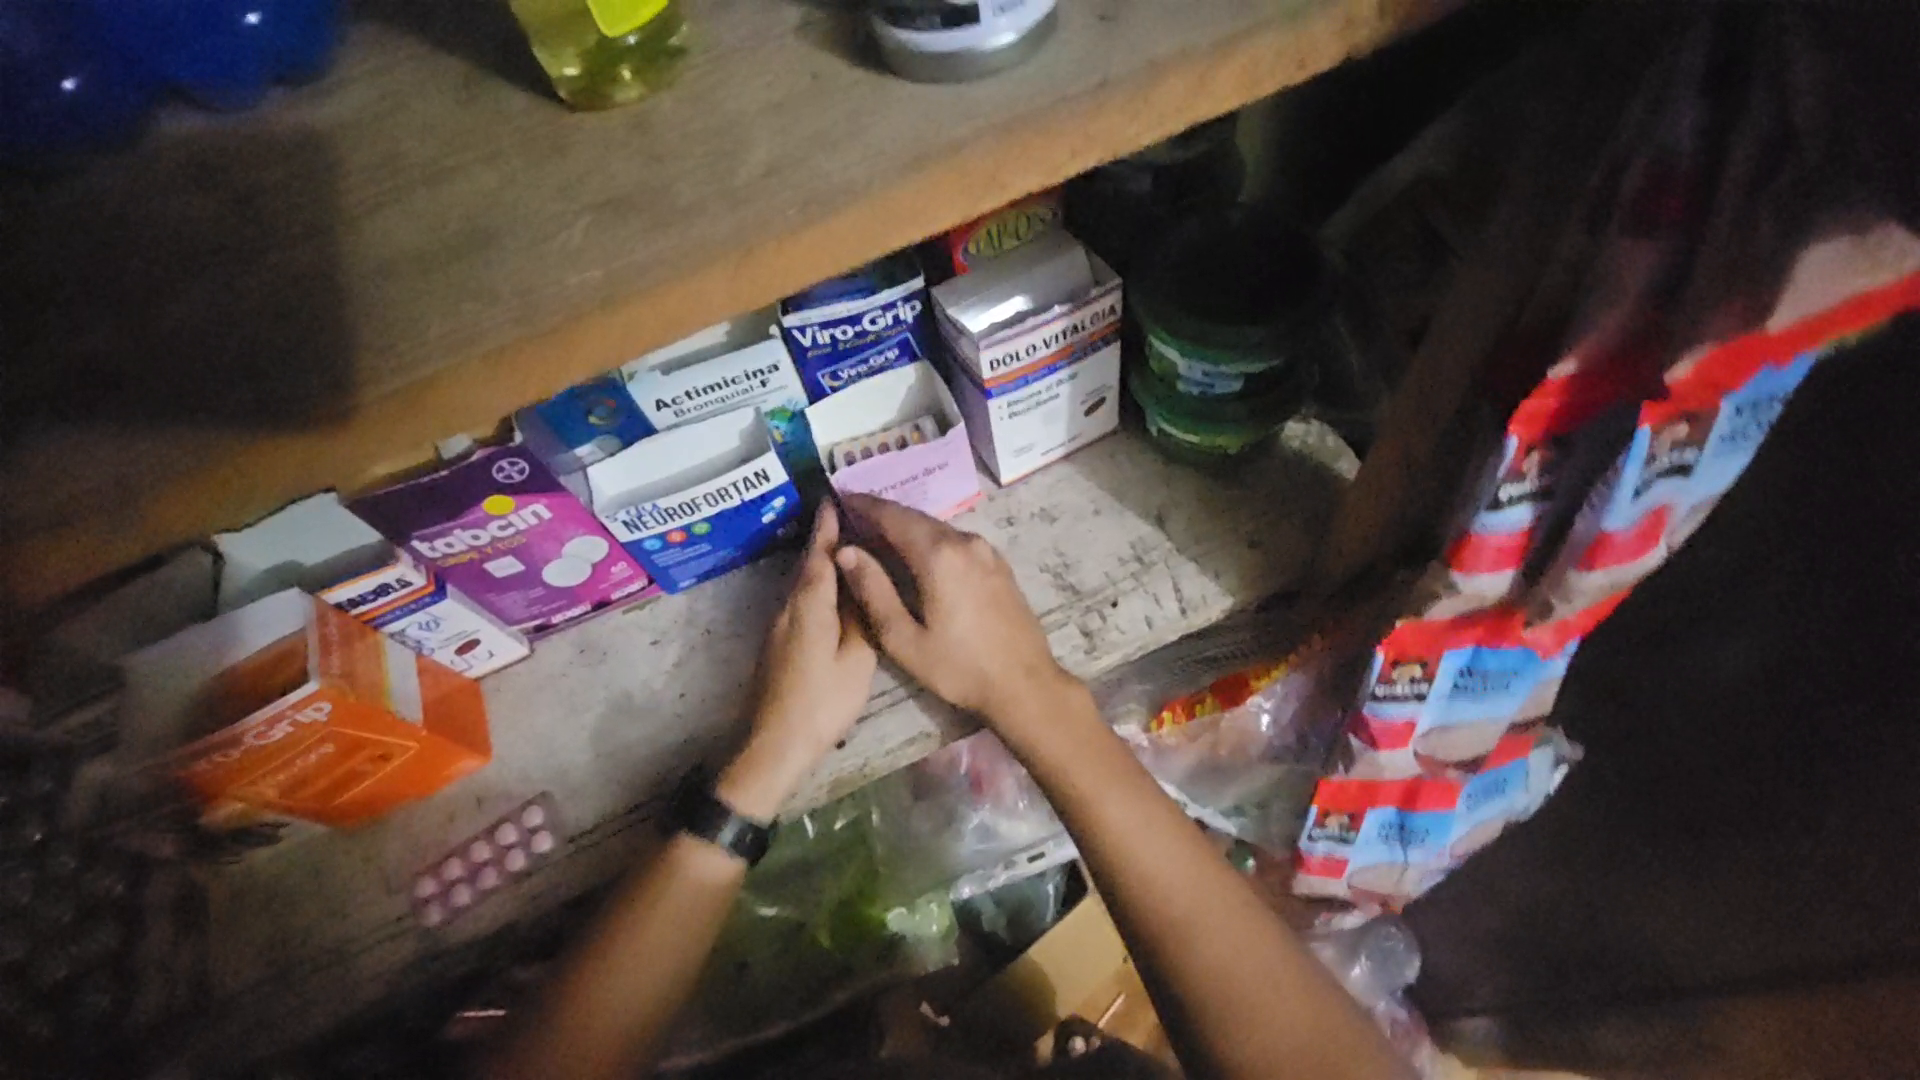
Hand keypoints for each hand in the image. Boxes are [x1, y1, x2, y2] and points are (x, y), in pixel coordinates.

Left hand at [722, 502, 876, 817]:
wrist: (775, 743)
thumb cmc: (823, 702)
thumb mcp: (856, 659)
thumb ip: (860, 616)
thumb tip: (861, 581)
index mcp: (810, 605)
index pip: (821, 555)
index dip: (828, 527)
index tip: (836, 498)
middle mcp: (789, 606)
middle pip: (808, 564)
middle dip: (825, 538)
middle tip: (849, 515)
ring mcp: (779, 625)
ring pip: (802, 582)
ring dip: (820, 560)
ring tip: (847, 546)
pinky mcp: (778, 641)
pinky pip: (800, 599)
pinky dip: (816, 584)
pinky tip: (833, 589)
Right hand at [832, 493, 1082, 732]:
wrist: (1025, 684)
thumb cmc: (960, 667)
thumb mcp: (904, 638)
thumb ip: (873, 591)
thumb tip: (846, 551)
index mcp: (939, 555)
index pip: (892, 516)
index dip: (863, 505)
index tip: (839, 499)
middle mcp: (965, 541)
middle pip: (916, 518)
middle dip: (883, 515)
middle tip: (852, 520)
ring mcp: (987, 551)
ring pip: (937, 528)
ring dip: (907, 528)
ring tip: (877, 538)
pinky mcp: (998, 565)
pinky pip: (956, 542)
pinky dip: (930, 540)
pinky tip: (918, 556)